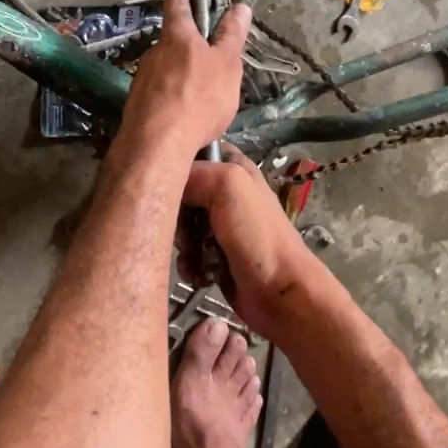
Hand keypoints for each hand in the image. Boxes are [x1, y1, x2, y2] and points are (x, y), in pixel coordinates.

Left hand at [119, 0, 250, 155]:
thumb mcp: (227, 65)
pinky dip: (175, 97)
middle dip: (191, 45)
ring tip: (205, 97)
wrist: (158, 144)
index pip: (176, 0)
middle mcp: (155, 51)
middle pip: (174, 39)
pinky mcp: (139, 102)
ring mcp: (144, 77)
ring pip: (168, 68)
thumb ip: (232, 36)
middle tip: (213, 59)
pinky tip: (188, 116)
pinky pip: (162, 92)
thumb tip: (240, 8)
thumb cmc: (198, 98)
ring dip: (184, 75)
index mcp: (177, 35)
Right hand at [183, 153, 322, 343]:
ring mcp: (220, 225)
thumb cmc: (256, 234)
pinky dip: (188, 263)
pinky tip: (196, 273)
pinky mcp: (215, 255)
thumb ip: (193, 173)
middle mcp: (226, 192)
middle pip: (182, 192)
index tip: (168, 184)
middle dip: (178, 213)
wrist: (280, 294)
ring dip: (182, 243)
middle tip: (185, 230)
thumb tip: (167, 184)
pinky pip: (188, 252)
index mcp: (233, 166)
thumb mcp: (227, 185)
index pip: (193, 153)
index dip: (178, 166)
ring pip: (181, 224)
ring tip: (193, 256)